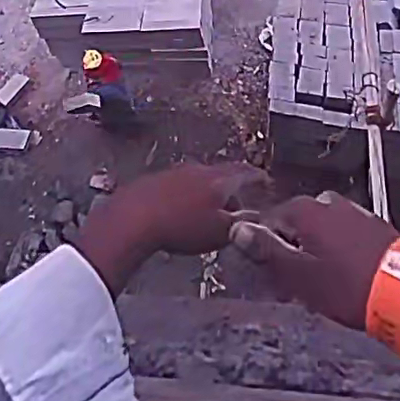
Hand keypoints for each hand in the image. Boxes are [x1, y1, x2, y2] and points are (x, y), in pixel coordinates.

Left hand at [76, 163, 268, 294]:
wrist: (133, 217)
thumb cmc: (182, 225)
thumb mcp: (220, 231)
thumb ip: (241, 222)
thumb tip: (257, 217)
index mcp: (219, 179)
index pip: (245, 172)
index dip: (258, 177)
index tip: (265, 181)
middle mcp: (199, 169)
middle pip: (223, 174)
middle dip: (234, 188)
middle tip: (241, 204)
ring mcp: (176, 172)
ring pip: (201, 179)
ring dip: (211, 193)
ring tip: (214, 212)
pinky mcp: (156, 181)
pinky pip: (182, 186)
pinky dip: (191, 196)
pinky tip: (185, 211)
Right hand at [226, 192, 397, 330]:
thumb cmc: (349, 286)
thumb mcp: (300, 275)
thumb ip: (266, 250)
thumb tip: (238, 229)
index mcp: (303, 210)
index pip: (268, 222)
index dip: (267, 249)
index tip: (276, 275)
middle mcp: (326, 201)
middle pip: (295, 224)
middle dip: (293, 249)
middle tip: (301, 283)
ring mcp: (352, 210)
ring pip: (321, 230)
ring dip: (317, 251)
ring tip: (326, 283)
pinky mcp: (373, 224)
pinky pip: (343, 234)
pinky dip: (339, 251)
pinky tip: (347, 275)